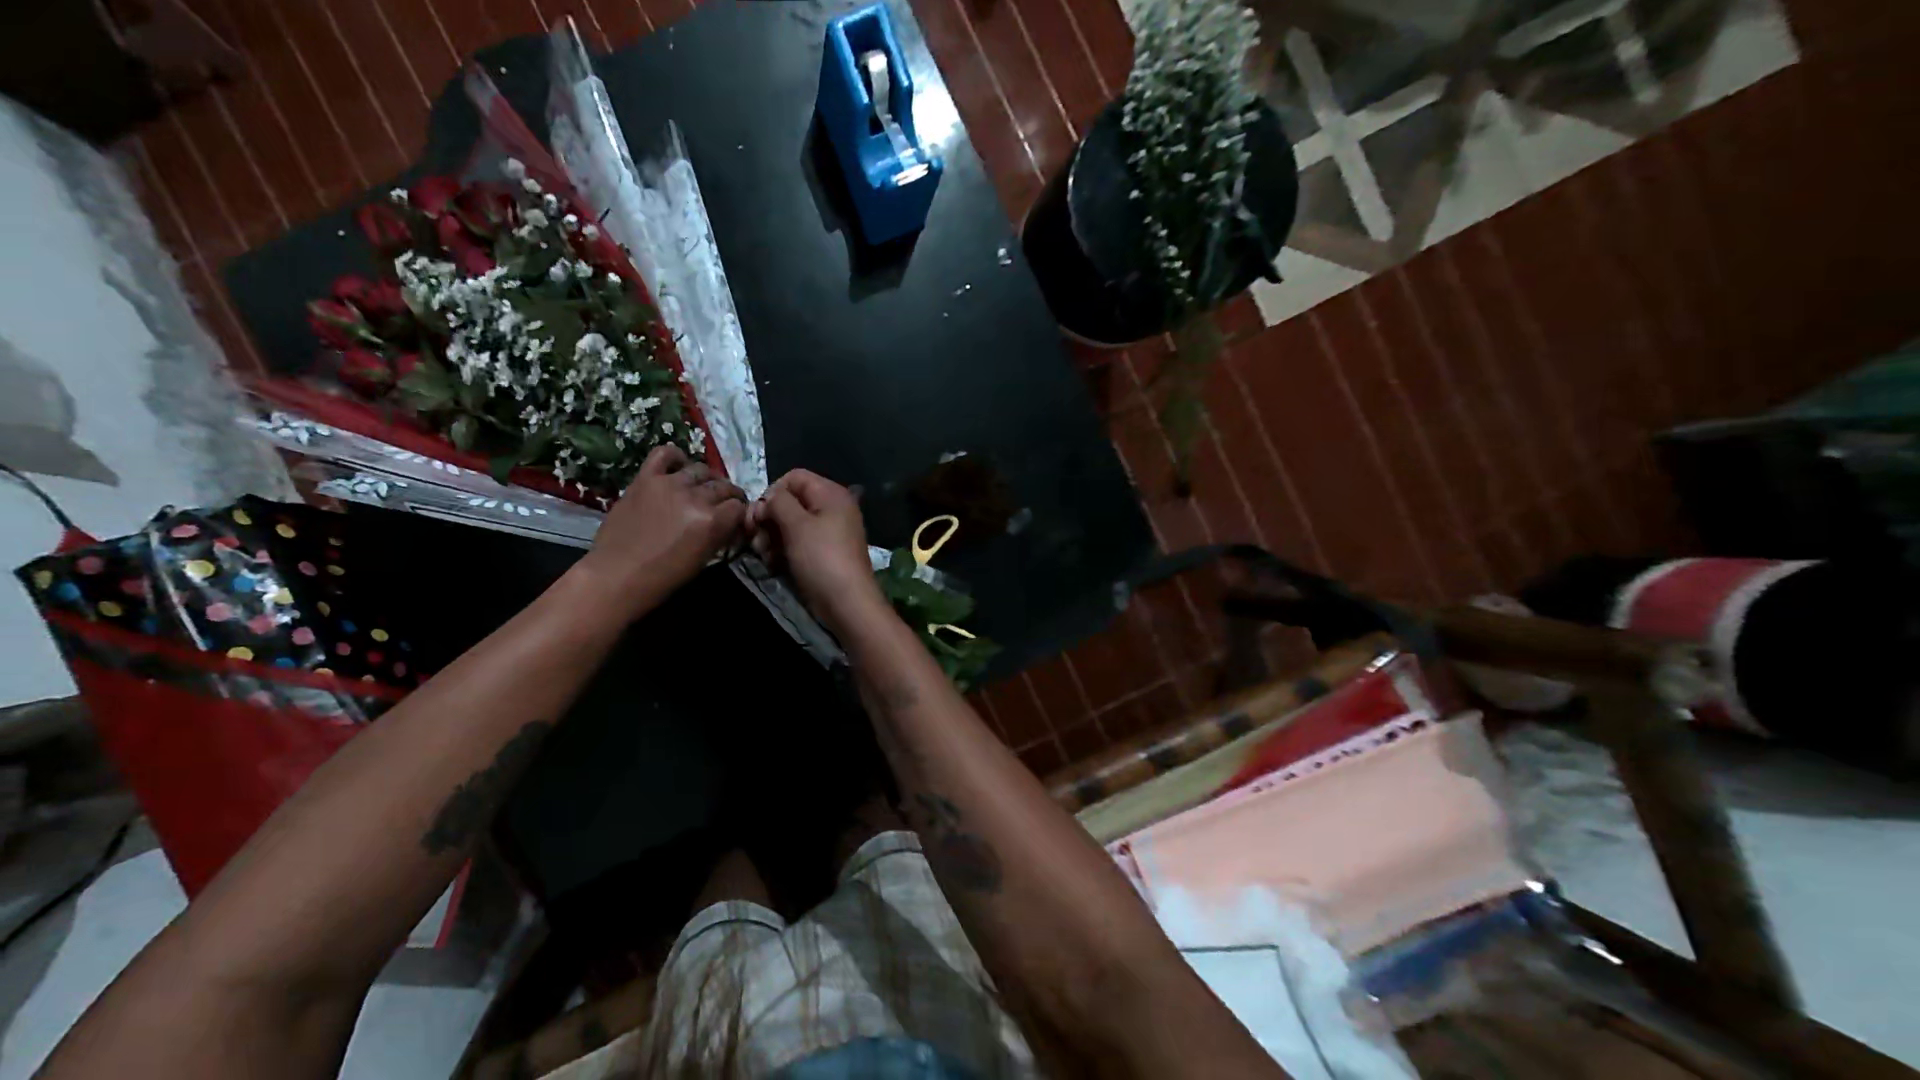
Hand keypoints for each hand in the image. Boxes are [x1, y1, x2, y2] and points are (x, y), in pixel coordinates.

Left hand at [581, 445, 744, 611]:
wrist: (617, 575)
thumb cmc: (664, 577)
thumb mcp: (704, 559)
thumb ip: (721, 534)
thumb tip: (733, 522)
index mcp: (711, 521)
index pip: (739, 506)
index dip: (739, 513)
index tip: (735, 520)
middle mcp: (695, 497)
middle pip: (723, 486)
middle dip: (729, 496)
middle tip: (723, 504)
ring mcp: (669, 484)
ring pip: (700, 469)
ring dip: (707, 479)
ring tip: (701, 489)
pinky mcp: (645, 478)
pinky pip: (664, 454)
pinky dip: (675, 457)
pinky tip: (678, 466)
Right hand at [747, 469, 886, 631]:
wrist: (847, 602)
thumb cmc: (821, 559)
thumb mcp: (796, 525)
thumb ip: (778, 502)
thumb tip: (768, 499)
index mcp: (831, 493)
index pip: (793, 477)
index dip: (772, 492)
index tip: (758, 517)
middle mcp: (832, 507)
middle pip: (790, 501)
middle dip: (769, 518)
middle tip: (756, 540)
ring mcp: (829, 531)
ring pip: (791, 524)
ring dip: (772, 537)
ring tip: (764, 555)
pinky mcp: (824, 552)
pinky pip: (798, 542)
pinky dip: (783, 550)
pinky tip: (774, 564)